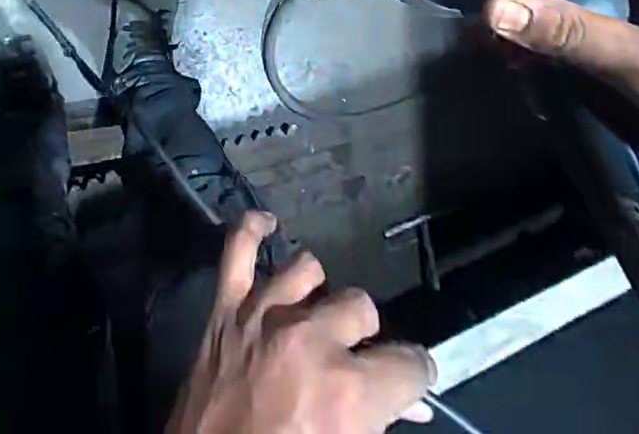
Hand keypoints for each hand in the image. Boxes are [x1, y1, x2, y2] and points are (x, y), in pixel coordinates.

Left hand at [166, 211, 434, 433]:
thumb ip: (381, 424)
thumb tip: (413, 402)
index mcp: (347, 391)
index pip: (409, 364)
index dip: (414, 377)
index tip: (410, 383)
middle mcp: (310, 340)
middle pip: (361, 306)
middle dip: (363, 338)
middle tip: (347, 366)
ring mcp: (263, 315)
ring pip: (310, 271)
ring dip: (318, 298)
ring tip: (313, 324)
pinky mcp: (225, 309)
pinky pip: (238, 250)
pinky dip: (251, 229)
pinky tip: (267, 225)